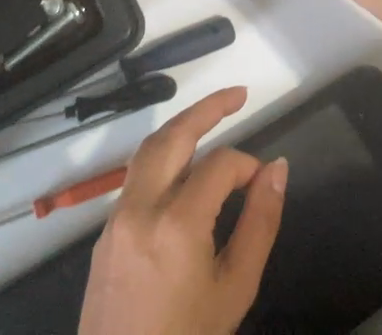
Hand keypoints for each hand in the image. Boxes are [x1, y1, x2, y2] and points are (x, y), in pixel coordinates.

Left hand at [79, 87, 286, 334]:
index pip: (219, 165)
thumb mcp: (236, 288)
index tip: (266, 182)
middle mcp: (140, 209)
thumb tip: (277, 168)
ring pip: (147, 153)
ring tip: (212, 116)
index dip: (248, 165)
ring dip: (180, 129)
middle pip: (171, 137)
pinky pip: (136, 181)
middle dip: (207, 109)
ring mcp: (115, 220)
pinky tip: (185, 170)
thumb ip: (260, 222)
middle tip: (240, 93)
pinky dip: (164, 161)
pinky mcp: (105, 235)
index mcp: (176, 224)